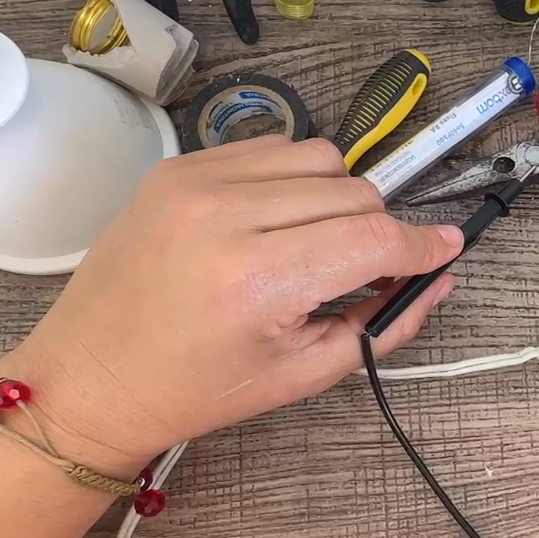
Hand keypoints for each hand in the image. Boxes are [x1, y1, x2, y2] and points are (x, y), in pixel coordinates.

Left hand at [0, 136, 463, 476]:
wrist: (91, 377)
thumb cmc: (203, 389)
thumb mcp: (309, 372)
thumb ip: (387, 324)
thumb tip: (440, 278)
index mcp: (259, 281)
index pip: (374, 238)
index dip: (423, 245)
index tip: (447, 249)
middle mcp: (226, 215)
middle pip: (357, 194)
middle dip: (381, 231)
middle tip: (369, 270)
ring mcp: (196, 181)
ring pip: (324, 159)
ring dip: (343, 199)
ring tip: (321, 242)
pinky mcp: (179, 165)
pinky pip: (276, 148)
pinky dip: (300, 179)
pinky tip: (282, 219)